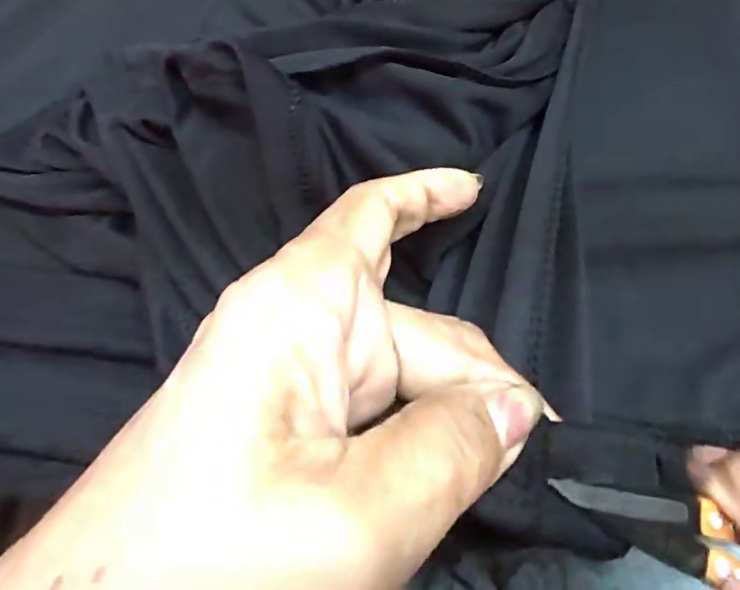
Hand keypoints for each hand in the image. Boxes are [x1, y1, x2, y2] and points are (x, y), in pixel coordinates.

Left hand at [0, 169, 546, 589]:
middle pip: (413, 326)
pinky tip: (445, 478)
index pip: (372, 219)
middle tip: (538, 440)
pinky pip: (371, 423)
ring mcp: (281, 388)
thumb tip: (513, 411)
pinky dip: (417, 444)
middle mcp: (289, 331)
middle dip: (476, 378)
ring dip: (449, 423)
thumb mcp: (352, 516)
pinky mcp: (275, 439)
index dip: (426, 195)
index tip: (476, 188)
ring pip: (398, 385)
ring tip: (496, 474)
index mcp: (297, 307)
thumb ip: (450, 451)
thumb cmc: (201, 572)